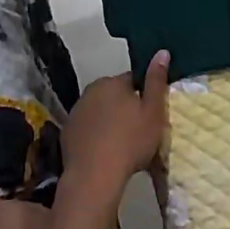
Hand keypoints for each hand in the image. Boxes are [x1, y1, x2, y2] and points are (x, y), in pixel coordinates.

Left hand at [62, 51, 170, 195]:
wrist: (94, 176)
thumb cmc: (130, 141)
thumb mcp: (154, 111)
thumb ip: (157, 80)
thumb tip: (162, 52)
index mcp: (113, 82)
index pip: (133, 79)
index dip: (143, 95)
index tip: (150, 113)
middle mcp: (91, 90)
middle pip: (114, 94)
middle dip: (125, 106)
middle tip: (138, 129)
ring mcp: (76, 112)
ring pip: (99, 110)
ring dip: (109, 120)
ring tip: (121, 143)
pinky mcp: (67, 132)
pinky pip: (87, 127)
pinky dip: (95, 134)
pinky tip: (104, 151)